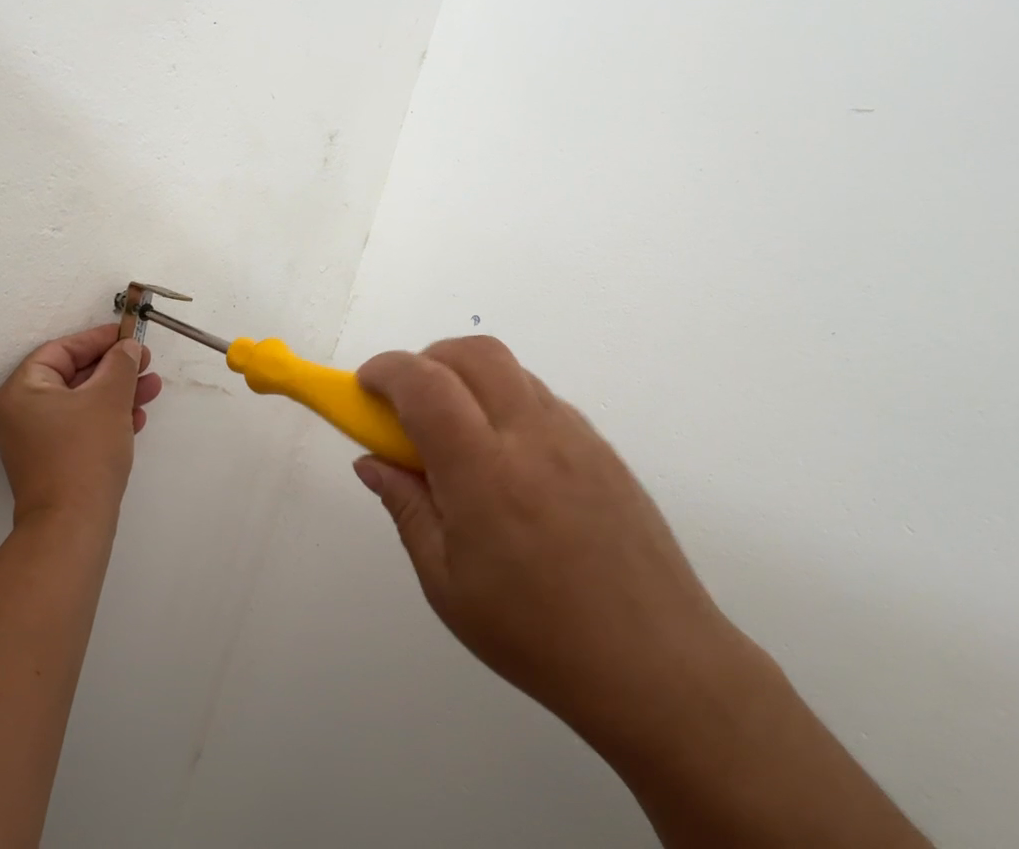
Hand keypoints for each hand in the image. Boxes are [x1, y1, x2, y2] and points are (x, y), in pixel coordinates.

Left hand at [0, 325, 162, 529]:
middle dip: (113, 370)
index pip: (61, 350)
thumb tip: (127, 348)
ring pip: (80, 404)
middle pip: (72, 376)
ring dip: (116, 394)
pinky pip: (79, 428)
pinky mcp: (51, 461)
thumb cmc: (84, 454)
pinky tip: (136, 420)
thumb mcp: (108, 399)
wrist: (72, 524)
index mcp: (21, 390)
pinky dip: (106, 419)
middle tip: (145, 364)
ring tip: (151, 389)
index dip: (98, 340)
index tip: (129, 336)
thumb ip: (120, 365)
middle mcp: (20, 412)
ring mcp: (34, 440)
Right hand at [353, 336, 740, 740]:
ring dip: (468, 381)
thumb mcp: (445, 582)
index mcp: (484, 471)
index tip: (363, 388)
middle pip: (474, 353)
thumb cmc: (533, 633)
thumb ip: (406, 508)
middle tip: (404, 406)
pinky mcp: (606, 452)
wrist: (656, 665)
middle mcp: (534, 436)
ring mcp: (578, 439)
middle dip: (427, 360)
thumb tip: (372, 462)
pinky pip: (544, 401)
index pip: (425, 383)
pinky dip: (506, 404)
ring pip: (512, 372)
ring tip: (454, 441)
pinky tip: (503, 463)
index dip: (385, 371)